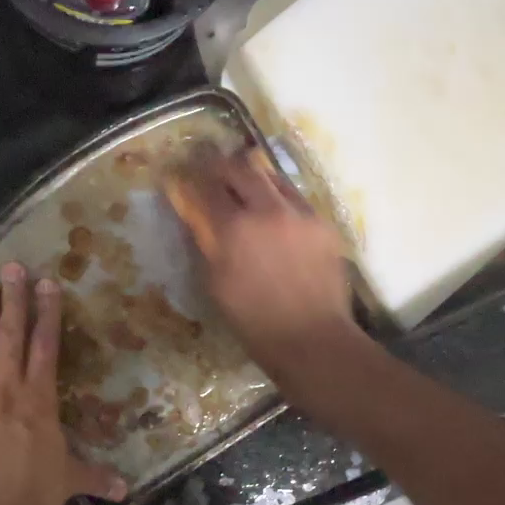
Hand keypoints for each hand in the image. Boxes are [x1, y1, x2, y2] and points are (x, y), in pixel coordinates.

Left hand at [0, 262, 125, 504]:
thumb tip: (125, 490)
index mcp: (41, 399)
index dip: (47, 313)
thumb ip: (97, 476)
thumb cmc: (37, 493)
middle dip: (14, 300)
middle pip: (12, 336)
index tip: (47, 284)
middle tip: (13, 268)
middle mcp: (9, 389)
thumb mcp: (71, 480)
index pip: (46, 346)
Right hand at [172, 149, 362, 380]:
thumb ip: (205, 243)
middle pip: (239, 168)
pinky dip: (278, 198)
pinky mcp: (322, 222)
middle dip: (220, 167)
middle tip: (211, 171)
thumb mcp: (215, 285)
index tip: (182, 173)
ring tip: (244, 186)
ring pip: (271, 177)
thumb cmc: (253, 322)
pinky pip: (295, 197)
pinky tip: (274, 214)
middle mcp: (267, 210)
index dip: (190, 177)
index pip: (204, 187)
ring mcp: (299, 212)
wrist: (311, 338)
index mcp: (233, 229)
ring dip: (252, 177)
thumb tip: (195, 216)